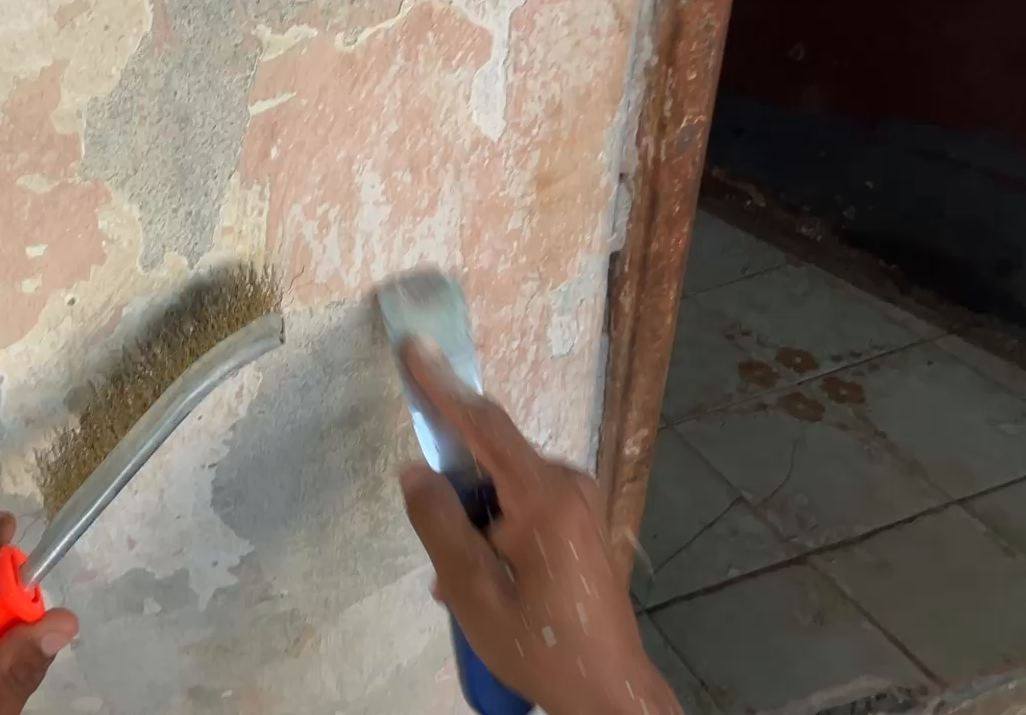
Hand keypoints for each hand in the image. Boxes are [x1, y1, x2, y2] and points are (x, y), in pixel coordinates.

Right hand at [397, 343, 679, 714]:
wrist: (610, 698)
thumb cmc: (540, 644)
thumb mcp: (473, 590)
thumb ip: (438, 522)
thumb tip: (416, 471)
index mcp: (544, 497)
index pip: (484, 424)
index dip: (443, 385)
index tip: (415, 346)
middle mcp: (567, 484)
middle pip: (489, 455)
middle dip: (454, 486)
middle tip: (443, 549)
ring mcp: (577, 500)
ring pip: (500, 480)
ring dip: (472, 514)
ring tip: (463, 577)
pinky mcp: (578, 517)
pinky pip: (518, 497)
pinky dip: (491, 523)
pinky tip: (486, 572)